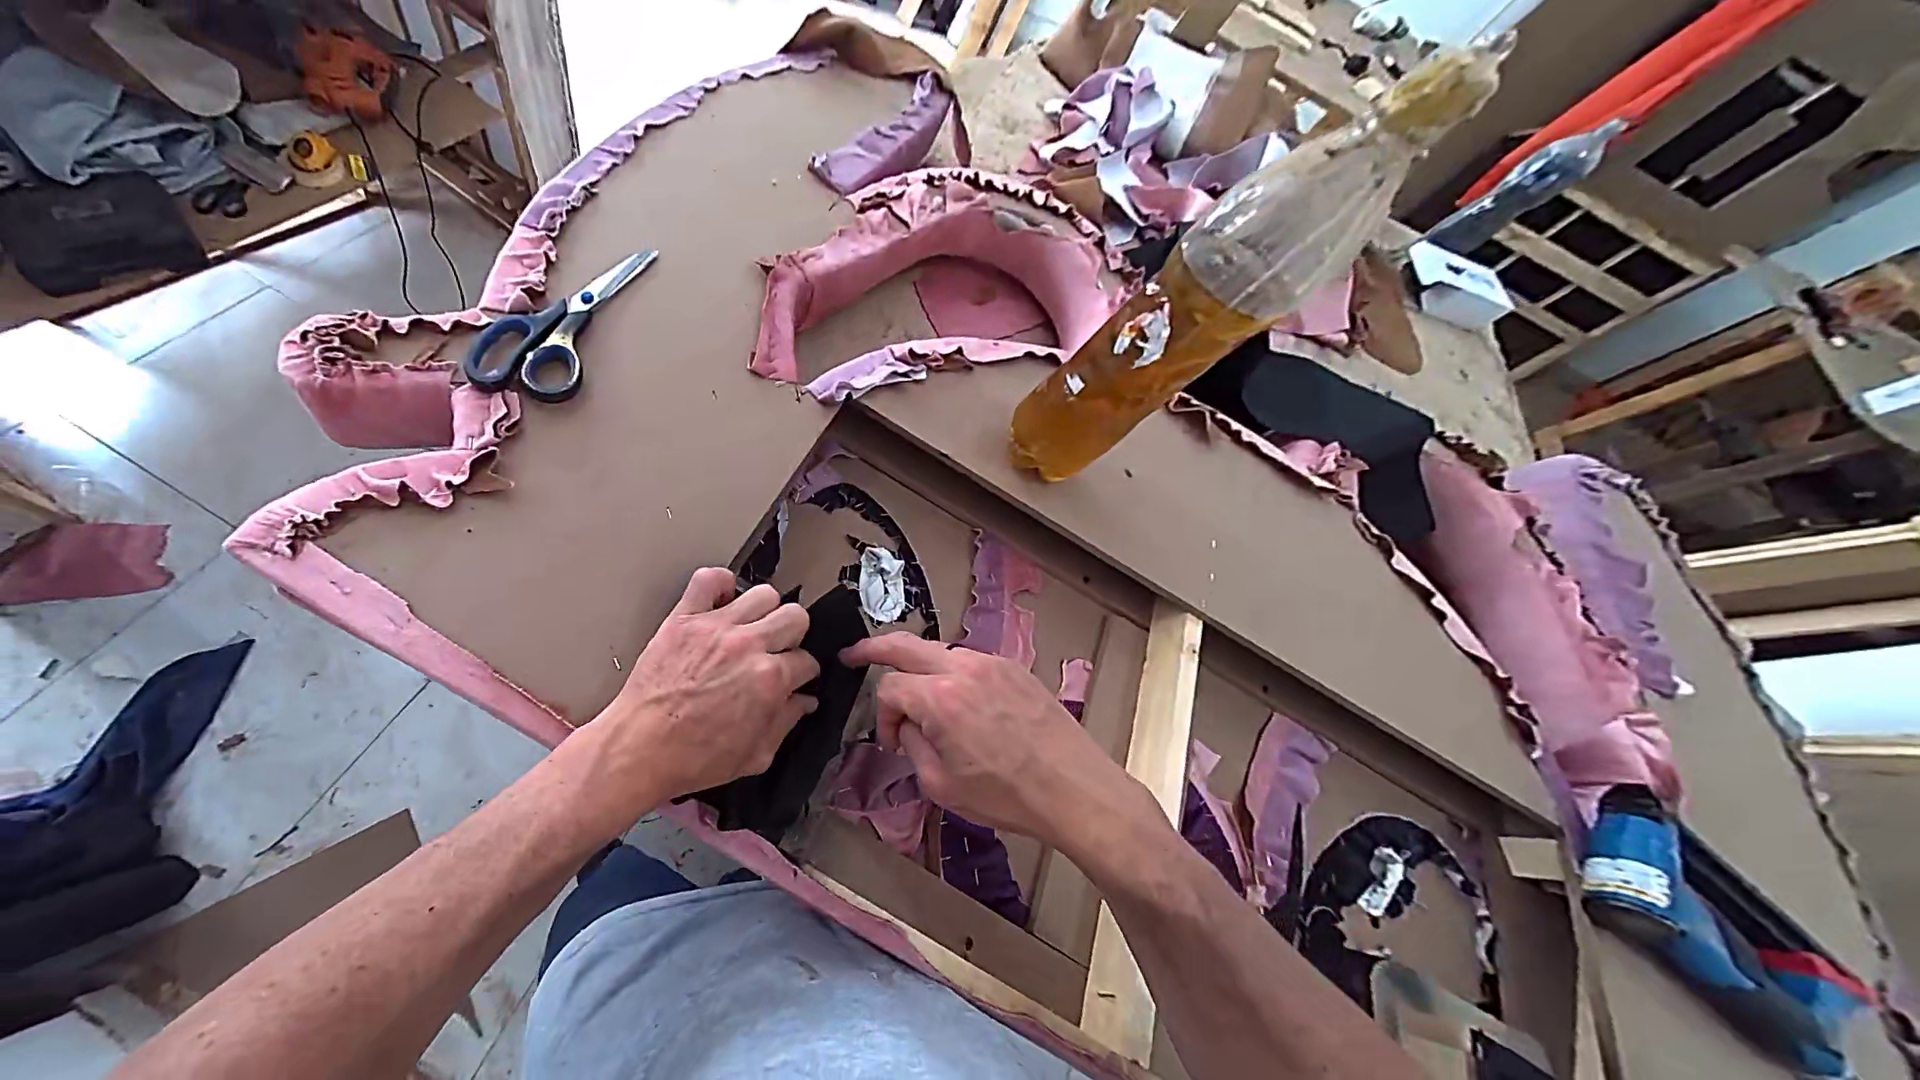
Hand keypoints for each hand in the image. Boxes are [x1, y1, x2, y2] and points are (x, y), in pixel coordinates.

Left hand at [584, 568, 818, 804]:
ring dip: (765, 611)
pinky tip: (723, 600)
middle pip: (795, 617)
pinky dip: (720, 583)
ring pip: (764, 594)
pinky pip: (709, 580)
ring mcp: (715, 629)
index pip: (807, 660)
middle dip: (793, 635)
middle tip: (779, 649)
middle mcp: (748, 647)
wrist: (637, 752)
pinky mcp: (684, 620)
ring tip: (753, 627)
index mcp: (770, 680)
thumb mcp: (755, 755)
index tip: (794, 676)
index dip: (803, 672)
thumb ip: (787, 723)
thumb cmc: (690, 757)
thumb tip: (803, 703)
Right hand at [839, 633, 1152, 853]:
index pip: (890, 687)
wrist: (1073, 787)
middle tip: (854, 655)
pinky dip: (951, 671)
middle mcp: (965, 668)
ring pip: (940, 650)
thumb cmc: (1007, 795)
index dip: (883, 716)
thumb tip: (909, 725)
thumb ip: (914, 745)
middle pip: (906, 644)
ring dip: (918, 664)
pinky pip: (970, 660)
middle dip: (874, 647)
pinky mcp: (1014, 668)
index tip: (893, 743)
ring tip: (912, 688)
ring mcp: (993, 663)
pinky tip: (955, 697)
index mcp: (940, 698)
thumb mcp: (941, 785)